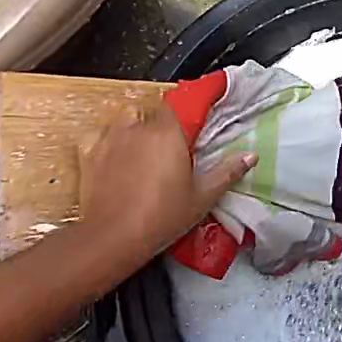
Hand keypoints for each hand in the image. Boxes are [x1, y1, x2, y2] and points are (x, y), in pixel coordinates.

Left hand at [77, 101, 254, 254]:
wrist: (112, 238)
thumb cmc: (162, 217)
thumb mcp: (203, 197)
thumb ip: (227, 172)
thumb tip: (250, 156)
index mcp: (169, 133)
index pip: (184, 102)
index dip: (195, 104)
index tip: (206, 110)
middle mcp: (139, 128)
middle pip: (158, 114)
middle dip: (170, 125)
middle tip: (181, 148)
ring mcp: (112, 138)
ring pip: (131, 122)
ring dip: (142, 130)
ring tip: (151, 153)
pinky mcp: (91, 153)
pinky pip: (106, 137)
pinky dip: (115, 142)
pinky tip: (122, 158)